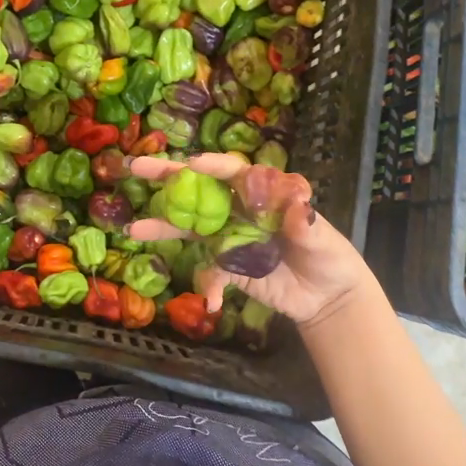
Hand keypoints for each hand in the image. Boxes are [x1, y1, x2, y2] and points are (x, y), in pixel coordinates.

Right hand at [128, 153, 377, 327]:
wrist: (328, 299)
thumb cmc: (330, 258)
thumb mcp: (325, 241)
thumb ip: (309, 227)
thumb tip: (300, 211)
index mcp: (263, 194)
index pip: (234, 173)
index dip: (212, 166)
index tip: (193, 164)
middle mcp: (239, 210)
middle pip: (199, 191)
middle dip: (167, 178)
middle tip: (137, 167)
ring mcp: (229, 238)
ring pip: (190, 228)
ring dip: (163, 228)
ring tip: (135, 230)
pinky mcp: (228, 267)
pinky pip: (209, 272)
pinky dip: (208, 285)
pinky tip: (213, 301)